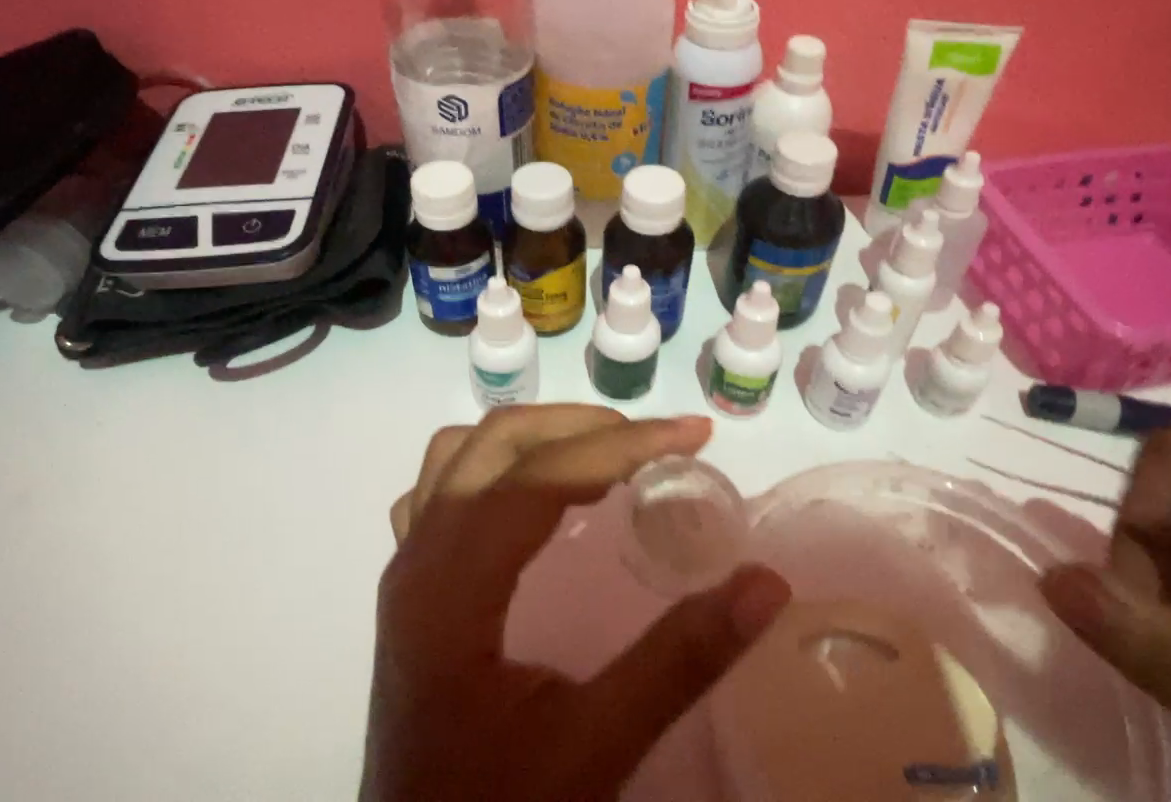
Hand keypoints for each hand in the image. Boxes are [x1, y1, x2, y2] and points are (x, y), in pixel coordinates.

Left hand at [363, 406, 792, 801]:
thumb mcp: (595, 746)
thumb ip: (678, 662)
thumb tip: (765, 582)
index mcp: (449, 591)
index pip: (535, 478)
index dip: (620, 445)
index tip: (693, 436)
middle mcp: (416, 562)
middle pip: (492, 445)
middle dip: (580, 425)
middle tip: (655, 442)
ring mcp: (406, 573)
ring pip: (461, 457)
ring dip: (536, 438)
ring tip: (604, 455)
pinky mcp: (411, 592)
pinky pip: (443, 491)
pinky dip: (498, 468)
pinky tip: (537, 497)